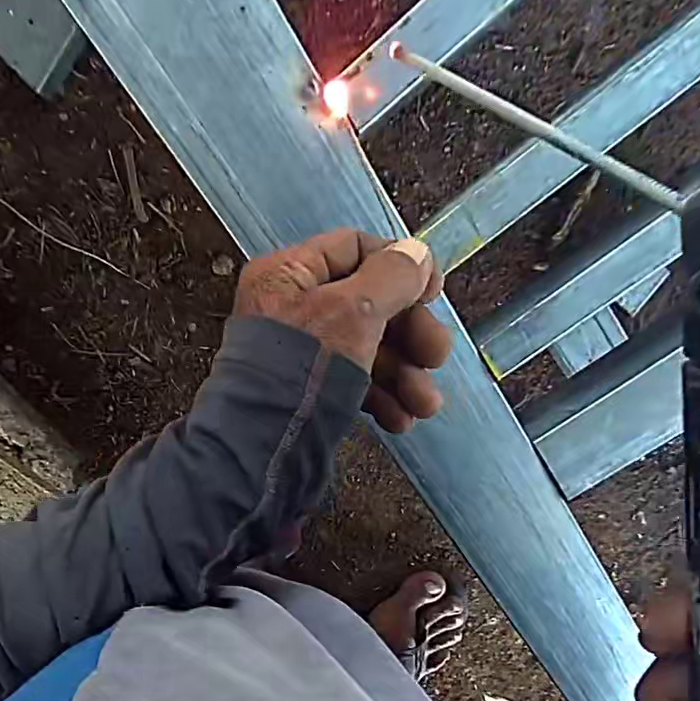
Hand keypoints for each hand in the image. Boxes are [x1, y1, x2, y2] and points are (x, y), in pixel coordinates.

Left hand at [231, 229, 452, 431]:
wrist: (263, 450)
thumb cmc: (300, 372)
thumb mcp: (353, 312)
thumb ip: (391, 277)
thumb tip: (417, 254)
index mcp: (290, 275)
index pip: (354, 250)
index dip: (399, 267)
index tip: (433, 292)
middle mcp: (295, 311)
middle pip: (371, 306)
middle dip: (411, 336)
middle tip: (436, 357)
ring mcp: (304, 356)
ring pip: (369, 352)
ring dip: (406, 376)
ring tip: (425, 404)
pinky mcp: (312, 395)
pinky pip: (356, 386)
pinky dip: (384, 400)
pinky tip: (401, 419)